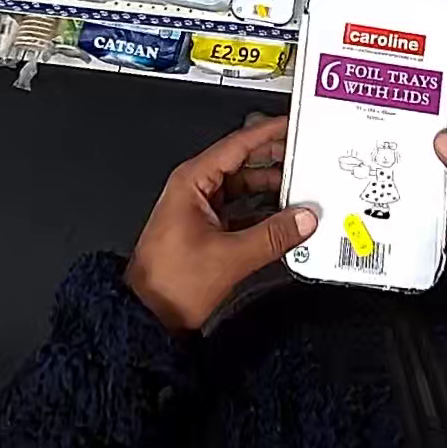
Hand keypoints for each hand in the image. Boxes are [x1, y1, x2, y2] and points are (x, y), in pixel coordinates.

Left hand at [126, 116, 317, 331]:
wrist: (143, 322)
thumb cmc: (167, 285)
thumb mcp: (229, 257)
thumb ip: (273, 235)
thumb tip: (303, 219)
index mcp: (193, 180)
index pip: (238, 143)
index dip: (269, 132)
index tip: (291, 125)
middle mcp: (195, 188)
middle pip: (243, 161)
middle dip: (274, 159)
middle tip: (303, 156)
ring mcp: (200, 207)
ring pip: (243, 185)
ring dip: (270, 187)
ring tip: (298, 188)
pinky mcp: (206, 226)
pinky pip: (241, 206)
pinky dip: (262, 208)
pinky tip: (282, 217)